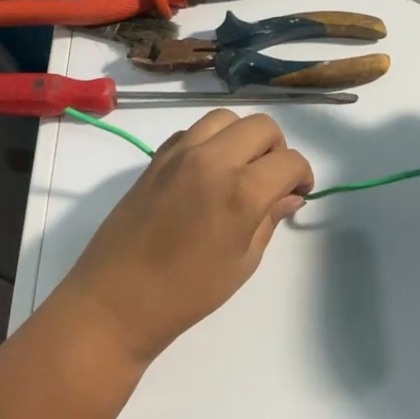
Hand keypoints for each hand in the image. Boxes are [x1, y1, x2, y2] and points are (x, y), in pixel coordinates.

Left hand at [53, 110, 311, 362]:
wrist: (117, 300)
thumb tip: (289, 197)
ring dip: (243, 138)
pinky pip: (192, 132)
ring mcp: (180, 155)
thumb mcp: (243, 261)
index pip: (290, 161)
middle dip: (277, 150)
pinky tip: (207, 173)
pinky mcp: (156, 159)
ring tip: (240, 169)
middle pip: (262, 127)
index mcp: (242, 191)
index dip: (302, 176)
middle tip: (272, 181)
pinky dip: (210, 142)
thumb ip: (269, 220)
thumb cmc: (188, 291)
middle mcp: (213, 161)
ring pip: (226, 119)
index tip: (298, 194)